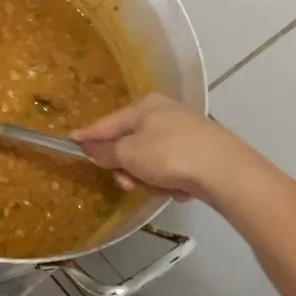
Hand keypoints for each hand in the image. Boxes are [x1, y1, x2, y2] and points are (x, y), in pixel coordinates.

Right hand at [72, 93, 252, 201]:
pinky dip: (169, 180)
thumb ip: (104, 151)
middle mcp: (164, 113)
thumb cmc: (169, 155)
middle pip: (128, 144)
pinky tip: (179, 189)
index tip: (69, 142)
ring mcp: (184, 132)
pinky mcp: (199, 151)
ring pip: (148, 160)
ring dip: (147, 178)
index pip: (105, 123)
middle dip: (125, 167)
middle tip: (127, 182)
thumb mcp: (127, 153)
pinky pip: (170, 168)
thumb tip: (88, 147)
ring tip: (160, 187)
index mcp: (144, 106)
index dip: (87, 136)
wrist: (225, 171)